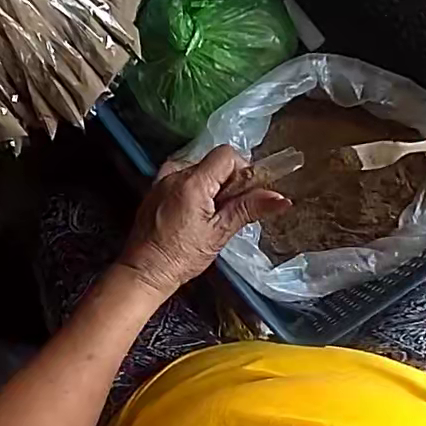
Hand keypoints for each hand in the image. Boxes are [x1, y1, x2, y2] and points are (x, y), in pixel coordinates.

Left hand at [117, 144, 290, 295]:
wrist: (144, 271)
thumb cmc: (182, 256)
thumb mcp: (219, 233)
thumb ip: (248, 209)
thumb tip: (281, 199)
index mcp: (192, 182)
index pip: (227, 155)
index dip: (241, 170)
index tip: (243, 195)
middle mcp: (174, 175)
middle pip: (212, 162)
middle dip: (225, 182)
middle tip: (226, 211)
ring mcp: (161, 182)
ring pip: (196, 170)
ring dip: (209, 187)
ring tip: (208, 216)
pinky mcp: (153, 191)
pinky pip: (179, 179)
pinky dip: (192, 190)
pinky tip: (191, 215)